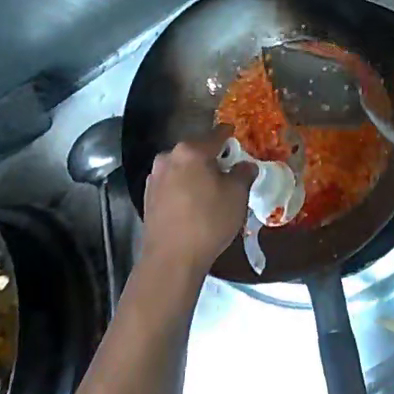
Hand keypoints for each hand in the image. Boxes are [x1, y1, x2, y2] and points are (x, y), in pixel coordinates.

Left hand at [140, 130, 253, 275]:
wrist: (171, 258)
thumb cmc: (209, 221)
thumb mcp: (237, 195)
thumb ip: (243, 173)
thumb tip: (245, 165)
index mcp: (191, 150)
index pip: (216, 135)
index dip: (230, 135)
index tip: (237, 136)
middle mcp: (168, 157)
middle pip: (196, 150)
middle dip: (212, 157)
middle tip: (228, 170)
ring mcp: (155, 177)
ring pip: (182, 167)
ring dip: (196, 173)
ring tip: (210, 190)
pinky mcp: (148, 196)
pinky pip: (172, 183)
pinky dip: (184, 187)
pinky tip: (193, 203)